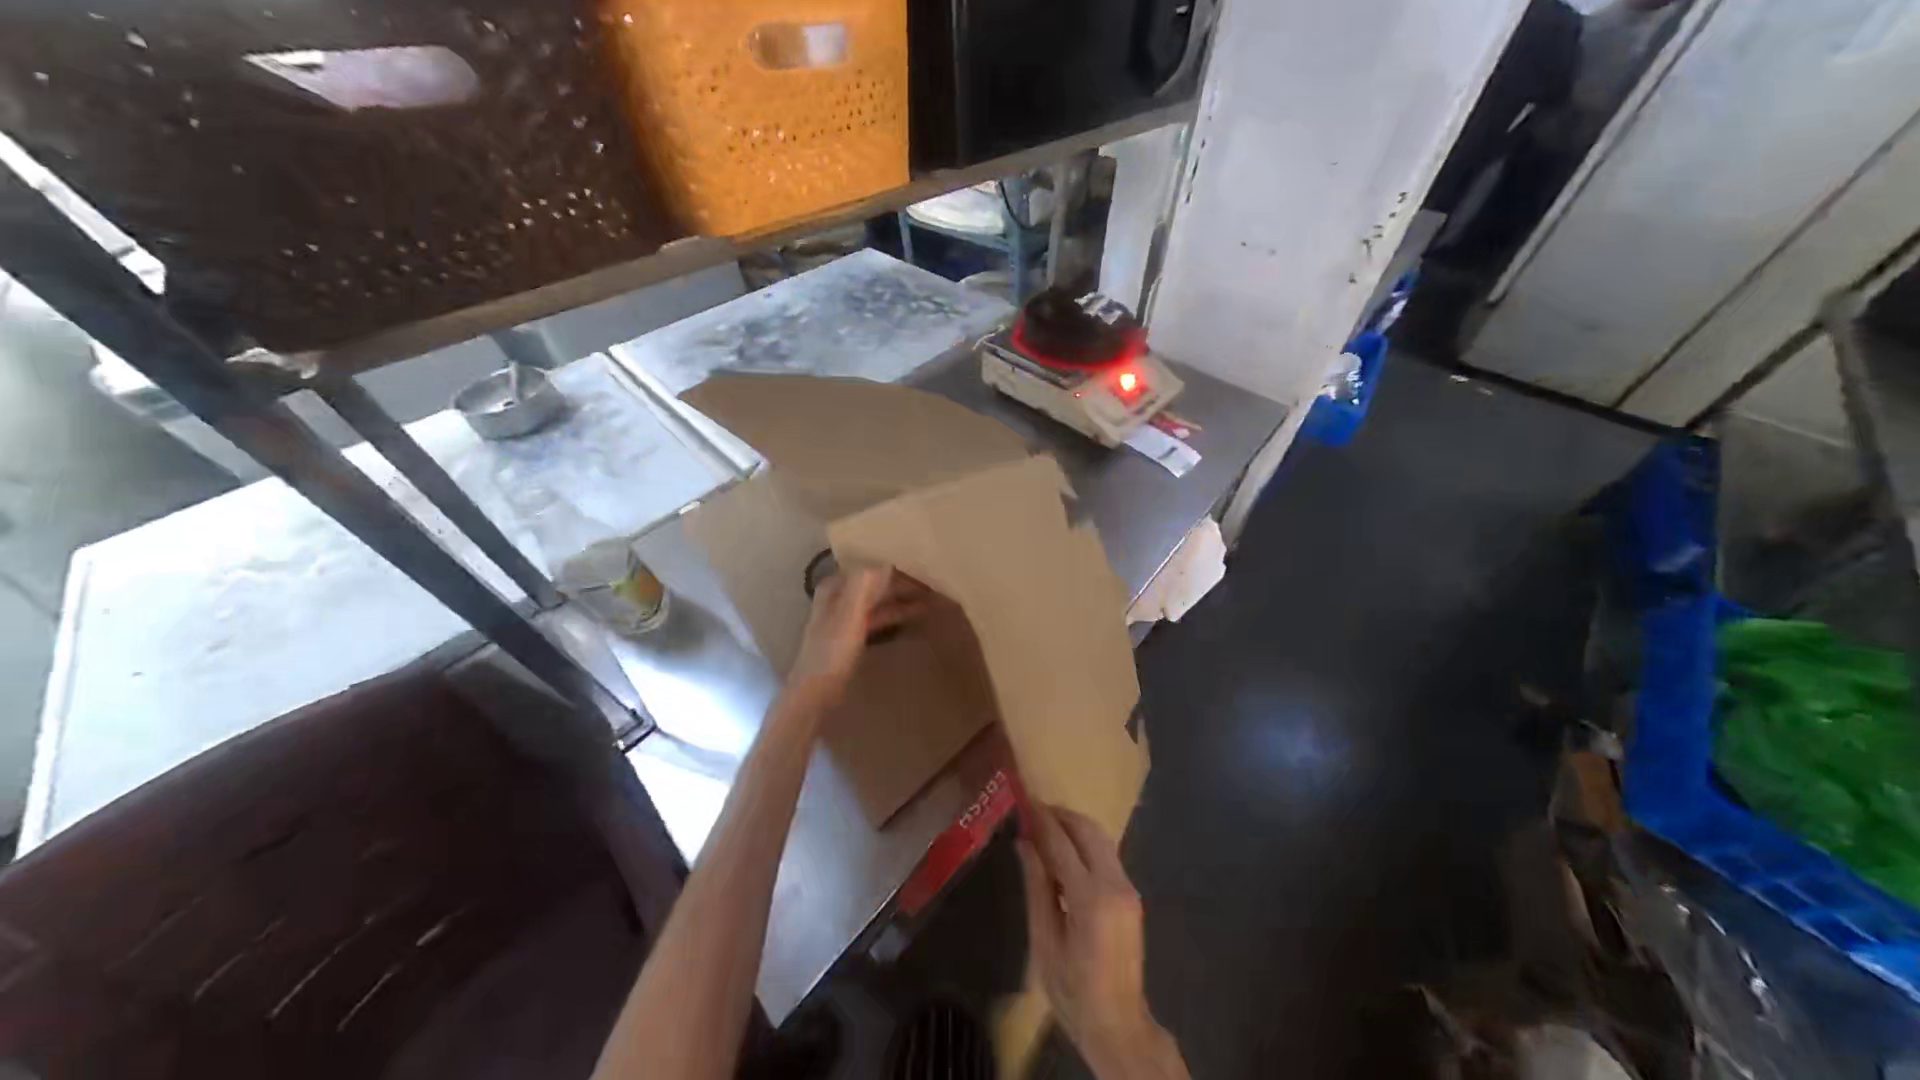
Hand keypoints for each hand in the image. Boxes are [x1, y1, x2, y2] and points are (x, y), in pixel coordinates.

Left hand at [786, 562, 927, 707]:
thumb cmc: (832, 652)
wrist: (815, 693)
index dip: (898, 565)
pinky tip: (916, 614)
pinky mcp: (854, 634)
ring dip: (904, 597)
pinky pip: (880, 615)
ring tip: (934, 596)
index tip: (925, 565)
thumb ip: (865, 586)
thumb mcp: (849, 615)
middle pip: (877, 582)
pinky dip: (897, 613)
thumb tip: (889, 559)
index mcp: (837, 586)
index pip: (873, 566)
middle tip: (936, 581)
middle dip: (904, 581)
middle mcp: (840, 595)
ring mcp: (847, 615)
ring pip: (880, 599)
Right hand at [1017, 805, 1183, 1078]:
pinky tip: (1064, 849)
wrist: (1119, 1024)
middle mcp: (1115, 885)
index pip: (1061, 843)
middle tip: (1032, 809)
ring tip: (1044, 824)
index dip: (1041, 819)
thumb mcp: (1044, 940)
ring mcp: (1128, 889)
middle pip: (1087, 830)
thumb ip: (1036, 886)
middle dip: (1060, 815)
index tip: (1023, 799)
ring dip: (1073, 825)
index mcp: (1091, 899)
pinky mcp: (1131, 895)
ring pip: (1100, 838)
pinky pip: (1106, 854)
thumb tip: (1024, 842)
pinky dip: (1084, 842)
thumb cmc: (1072, 990)